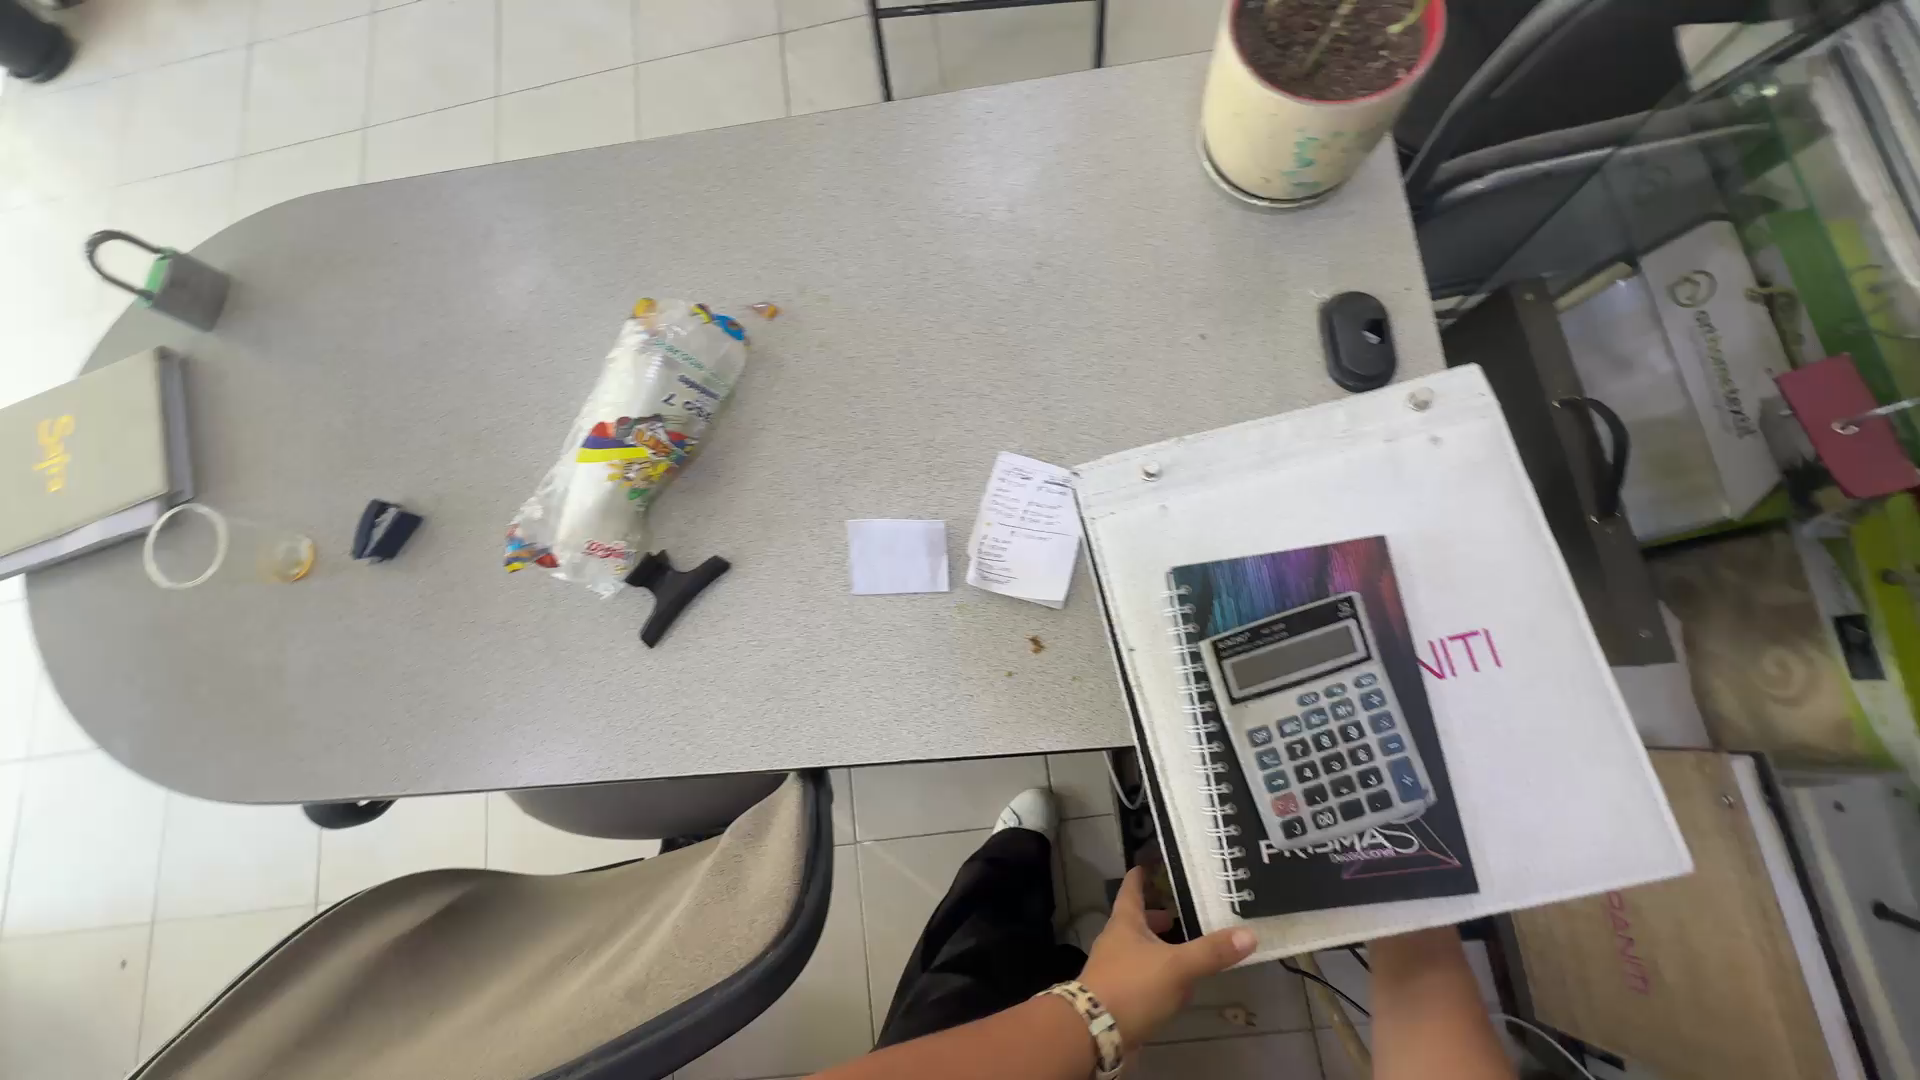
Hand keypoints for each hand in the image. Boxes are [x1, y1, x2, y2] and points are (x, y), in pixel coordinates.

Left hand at [1076, 867, 1257, 1047]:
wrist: (1095, 1032)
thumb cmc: (1132, 986)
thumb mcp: (1177, 967)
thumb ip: (1211, 952)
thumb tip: (1248, 934)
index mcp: (1125, 922)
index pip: (1131, 889)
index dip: (1140, 875)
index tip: (1148, 863)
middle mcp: (1116, 940)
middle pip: (1136, 920)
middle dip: (1156, 916)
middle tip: (1179, 911)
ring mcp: (1114, 968)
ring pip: (1139, 950)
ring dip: (1158, 947)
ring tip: (1183, 948)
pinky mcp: (1118, 995)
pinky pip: (1141, 977)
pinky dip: (1158, 975)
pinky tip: (1176, 988)